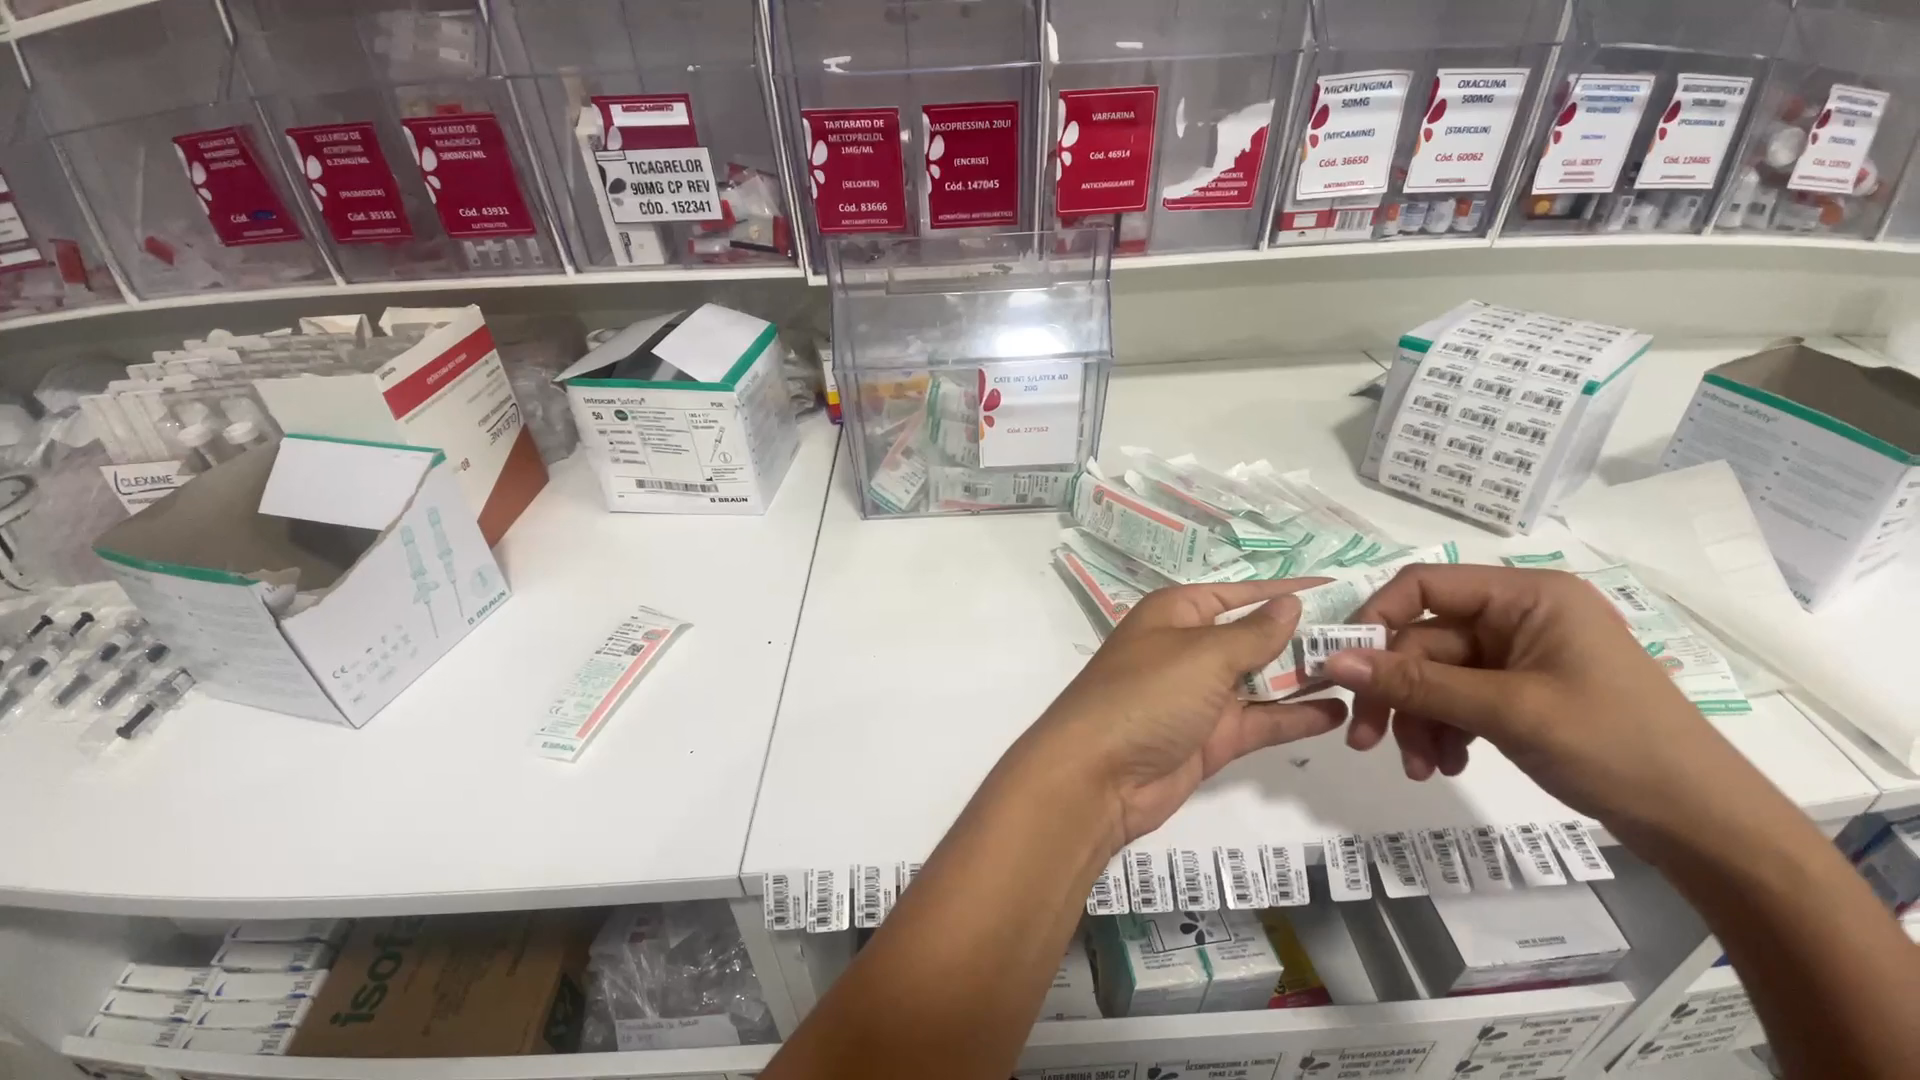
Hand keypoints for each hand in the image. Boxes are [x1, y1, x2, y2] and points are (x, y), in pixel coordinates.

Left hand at [1022, 579, 1348, 849]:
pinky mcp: (1211, 740)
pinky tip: (1340, 712)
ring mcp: (1200, 697)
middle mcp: (1188, 650)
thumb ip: (1253, 633)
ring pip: (1262, 680)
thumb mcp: (1203, 655)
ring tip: (1365, 671)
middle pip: (1254, 637)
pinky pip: (1261, 721)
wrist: (1096, 778)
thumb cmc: (1146, 696)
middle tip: (1368, 637)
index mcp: (1176, 614)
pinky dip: (1295, 717)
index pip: (1239, 594)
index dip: (1285, 591)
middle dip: (1304, 637)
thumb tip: (1289, 604)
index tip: (1338, 588)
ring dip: (1306, 677)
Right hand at [1323, 564, 1741, 838]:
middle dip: (1395, 693)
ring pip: (1435, 676)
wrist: (1703, 824)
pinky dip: (1443, 731)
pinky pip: (1458, 700)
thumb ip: (1415, 684)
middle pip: (1424, 640)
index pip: (1424, 585)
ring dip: (1417, 720)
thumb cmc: (1615, 746)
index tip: (1341, 668)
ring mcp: (1522, 657)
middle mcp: (1520, 617)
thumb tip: (1330, 662)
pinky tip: (1446, 765)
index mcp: (1528, 596)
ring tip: (1419, 769)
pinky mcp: (1523, 694)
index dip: (1376, 620)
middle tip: (1363, 739)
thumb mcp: (1507, 711)